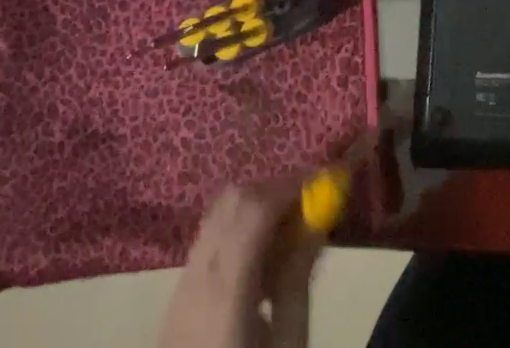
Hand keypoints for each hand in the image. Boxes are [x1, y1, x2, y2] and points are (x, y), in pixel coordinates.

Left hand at [158, 182, 322, 347]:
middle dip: (278, 187)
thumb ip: (298, 279)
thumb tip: (318, 221)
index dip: (294, 184)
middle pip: (233, 199)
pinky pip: (212, 234)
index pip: (256, 210)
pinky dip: (242, 223)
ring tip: (295, 224)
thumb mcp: (288, 344)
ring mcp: (181, 281)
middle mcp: (198, 274)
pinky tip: (267, 250)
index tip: (332, 179)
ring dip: (259, 202)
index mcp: (227, 292)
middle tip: (315, 199)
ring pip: (220, 211)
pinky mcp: (177, 290)